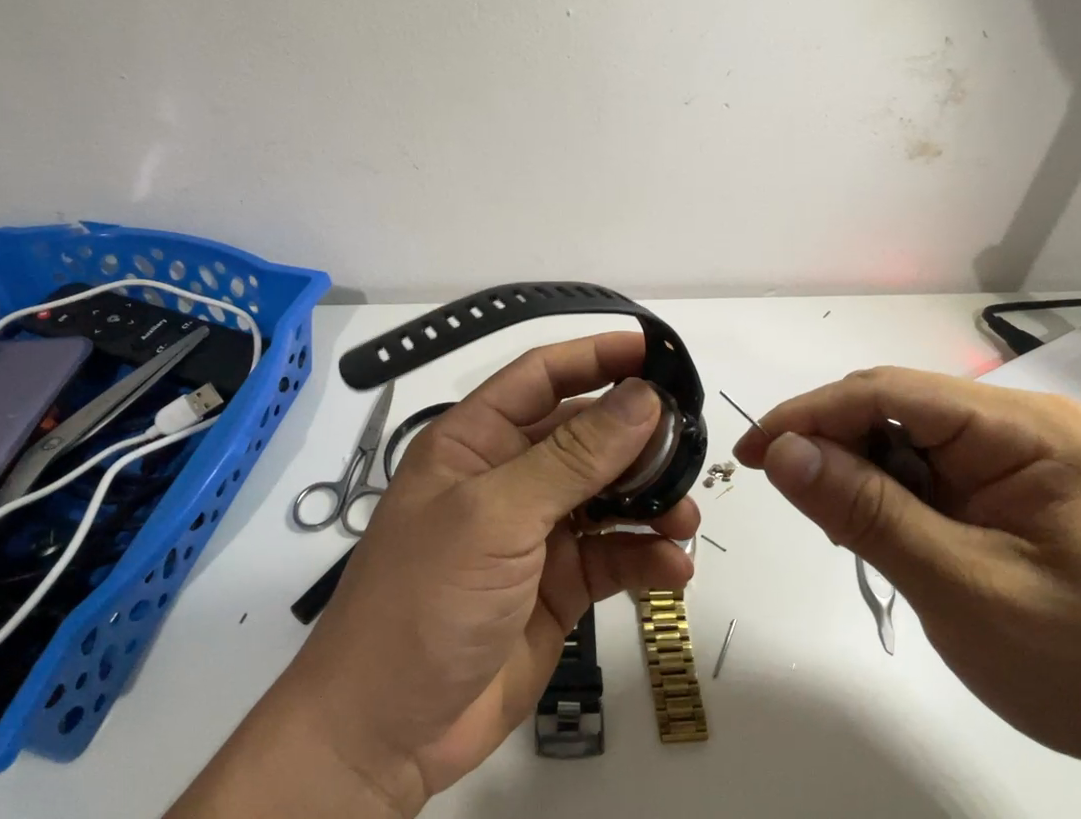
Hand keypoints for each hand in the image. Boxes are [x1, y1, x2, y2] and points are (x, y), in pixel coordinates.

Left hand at [171, 333, 697, 818]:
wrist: (389, 728)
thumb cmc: (426, 599)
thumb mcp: (495, 516)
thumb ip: (573, 457)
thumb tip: (643, 398)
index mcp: (475, 441)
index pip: (541, 376)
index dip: (596, 356)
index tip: (657, 353)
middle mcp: (508, 478)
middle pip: (586, 435)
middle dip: (638, 437)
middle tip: (691, 446)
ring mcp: (535, 534)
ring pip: (608, 496)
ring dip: (651, 501)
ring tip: (684, 516)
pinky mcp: (559, 586)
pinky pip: (613, 557)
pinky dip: (646, 558)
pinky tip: (674, 568)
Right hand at [734, 367, 1080, 774]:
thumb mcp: (961, 587)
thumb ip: (867, 513)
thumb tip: (782, 451)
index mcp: (1027, 431)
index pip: (892, 392)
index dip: (811, 415)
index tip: (750, 456)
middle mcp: (1023, 425)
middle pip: (896, 408)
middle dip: (833, 446)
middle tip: (793, 502)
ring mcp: (1019, 456)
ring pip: (904, 439)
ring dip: (858, 475)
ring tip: (840, 529)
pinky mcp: (1010, 488)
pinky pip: (926, 471)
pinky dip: (887, 497)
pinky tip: (879, 532)